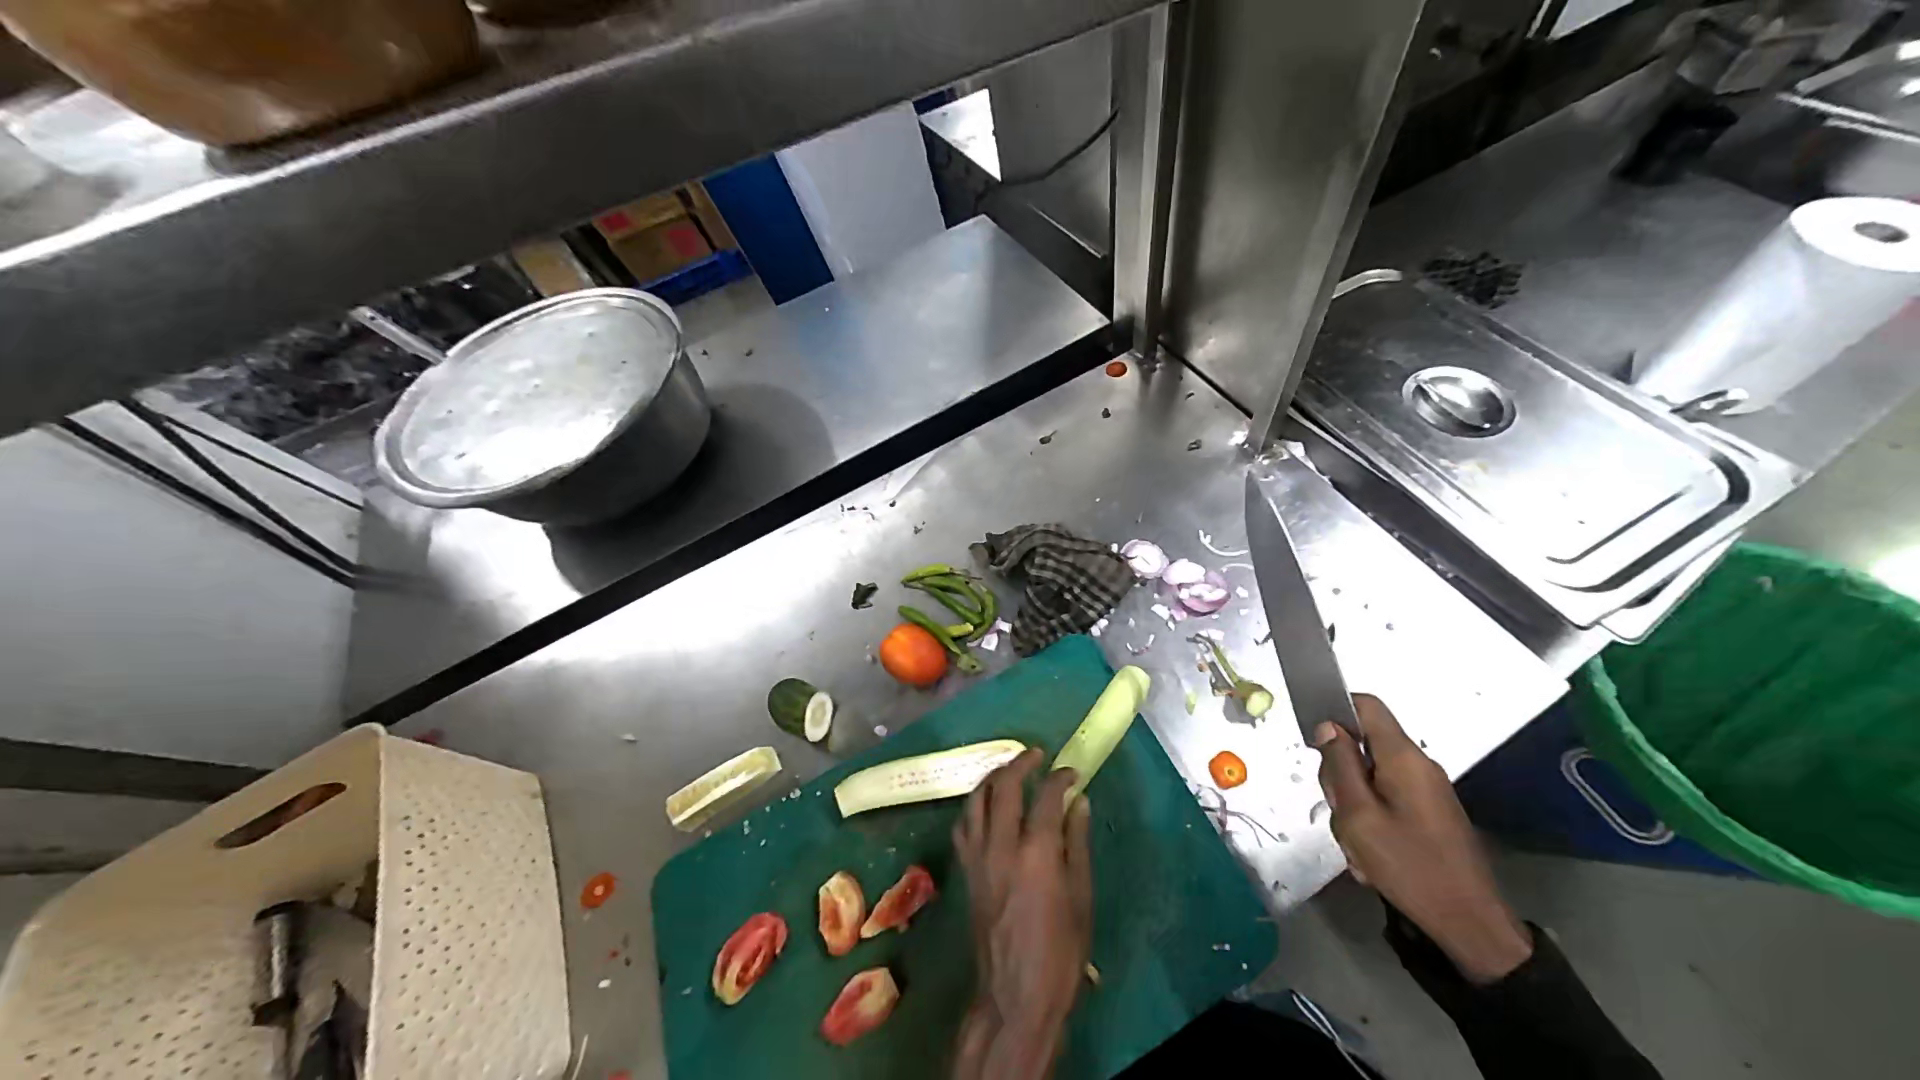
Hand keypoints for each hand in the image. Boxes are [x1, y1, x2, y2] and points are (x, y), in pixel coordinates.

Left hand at [951, 749, 1091, 1079]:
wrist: (1015, 994)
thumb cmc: (1060, 951)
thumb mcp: (1081, 897)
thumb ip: (1077, 843)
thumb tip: (1078, 802)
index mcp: (1037, 852)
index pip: (1046, 796)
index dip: (1060, 777)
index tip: (1072, 772)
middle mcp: (1001, 845)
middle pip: (1004, 787)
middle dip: (1021, 764)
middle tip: (1037, 755)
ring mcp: (978, 856)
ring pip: (977, 799)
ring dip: (993, 777)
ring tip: (1009, 769)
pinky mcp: (965, 869)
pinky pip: (964, 824)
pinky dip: (975, 805)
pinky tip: (986, 804)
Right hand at [1314, 693, 1532, 983]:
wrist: (1468, 922)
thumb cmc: (1409, 865)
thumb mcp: (1358, 815)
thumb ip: (1339, 766)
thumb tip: (1328, 726)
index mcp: (1402, 758)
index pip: (1366, 706)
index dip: (1334, 710)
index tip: (1313, 741)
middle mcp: (1418, 765)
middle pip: (1363, 744)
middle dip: (1340, 772)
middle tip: (1340, 810)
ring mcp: (1426, 790)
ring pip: (1370, 776)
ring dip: (1353, 802)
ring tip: (1356, 840)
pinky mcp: (1429, 813)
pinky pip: (1386, 799)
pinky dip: (1370, 818)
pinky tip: (1370, 852)